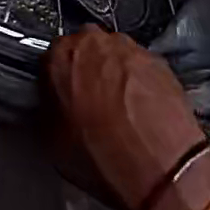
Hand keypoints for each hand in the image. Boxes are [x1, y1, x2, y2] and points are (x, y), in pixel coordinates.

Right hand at [46, 26, 209, 209]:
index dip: (60, 79)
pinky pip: (142, 66)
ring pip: (114, 54)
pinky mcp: (157, 59)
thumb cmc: (105, 156)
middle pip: (85, 49)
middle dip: (88, 69)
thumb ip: (47, 110)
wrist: (162, 168)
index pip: (52, 59)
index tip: (66, 96)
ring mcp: (126, 47)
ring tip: (125, 107)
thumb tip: (52, 109)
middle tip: (96, 100)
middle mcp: (89, 41)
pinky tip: (146, 108)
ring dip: (116, 73)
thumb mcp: (55, 141)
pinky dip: (142, 81)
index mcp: (57, 55)